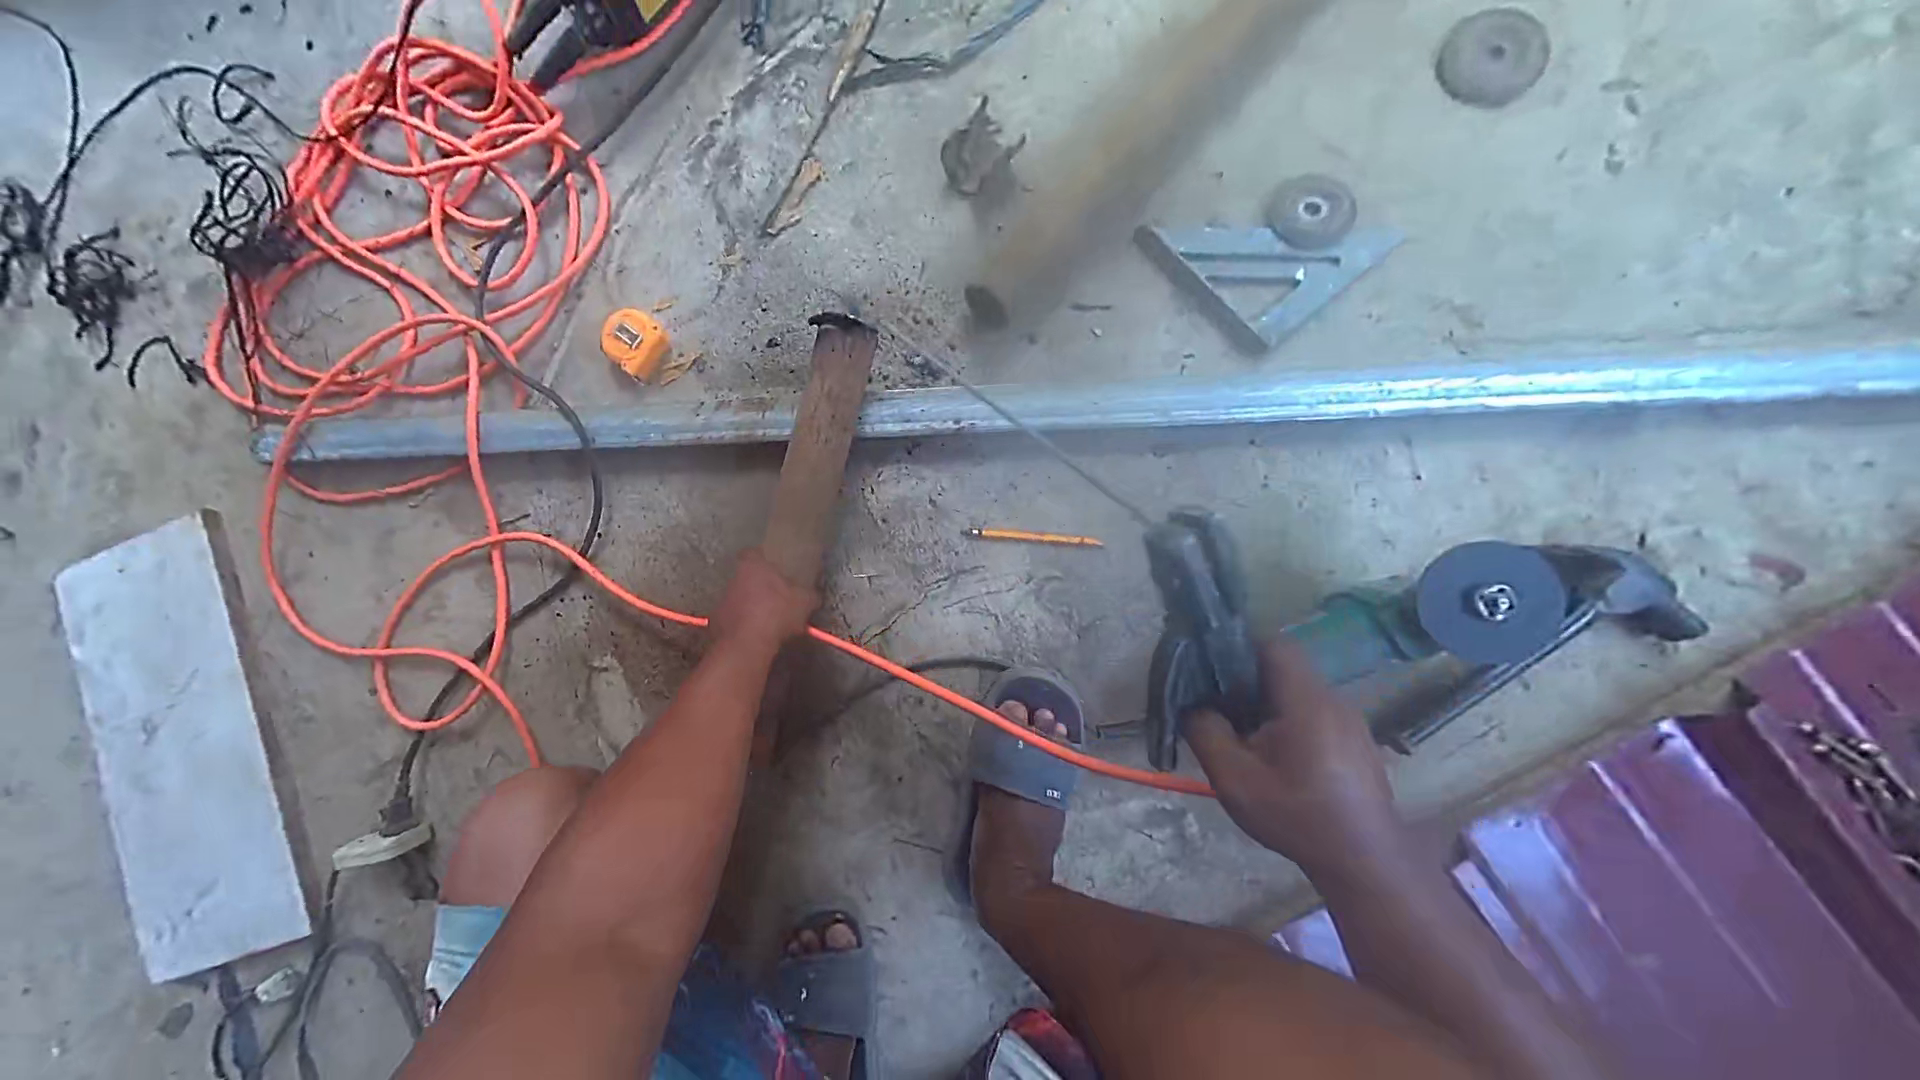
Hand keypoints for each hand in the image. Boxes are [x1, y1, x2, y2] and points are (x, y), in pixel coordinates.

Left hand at [708, 549, 818, 652]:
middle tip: (775, 595)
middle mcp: (733, 578)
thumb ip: (809, 595)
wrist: (746, 644)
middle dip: (758, 584)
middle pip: (745, 576)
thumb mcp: (804, 602)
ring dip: (750, 605)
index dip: (763, 559)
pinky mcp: (716, 622)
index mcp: (753, 564)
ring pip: (738, 597)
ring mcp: (722, 600)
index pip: (753, 552)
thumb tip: (813, 595)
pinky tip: (756, 633)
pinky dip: (743, 624)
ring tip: (767, 618)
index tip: (774, 568)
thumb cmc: (776, 612)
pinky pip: (733, 618)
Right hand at [1185, 639, 1408, 876]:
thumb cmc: (1297, 816)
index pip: (1274, 645)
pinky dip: (1289, 719)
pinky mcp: (1356, 740)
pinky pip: (1315, 712)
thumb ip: (1206, 733)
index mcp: (1305, 701)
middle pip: (1285, 667)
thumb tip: (1193, 705)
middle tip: (1221, 707)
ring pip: (1298, 691)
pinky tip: (1278, 756)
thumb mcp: (1234, 778)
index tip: (1213, 672)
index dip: (1240, 649)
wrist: (1365, 863)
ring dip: (1268, 702)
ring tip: (1245, 734)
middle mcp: (1333, 700)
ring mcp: (1350, 720)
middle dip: (1248, 680)